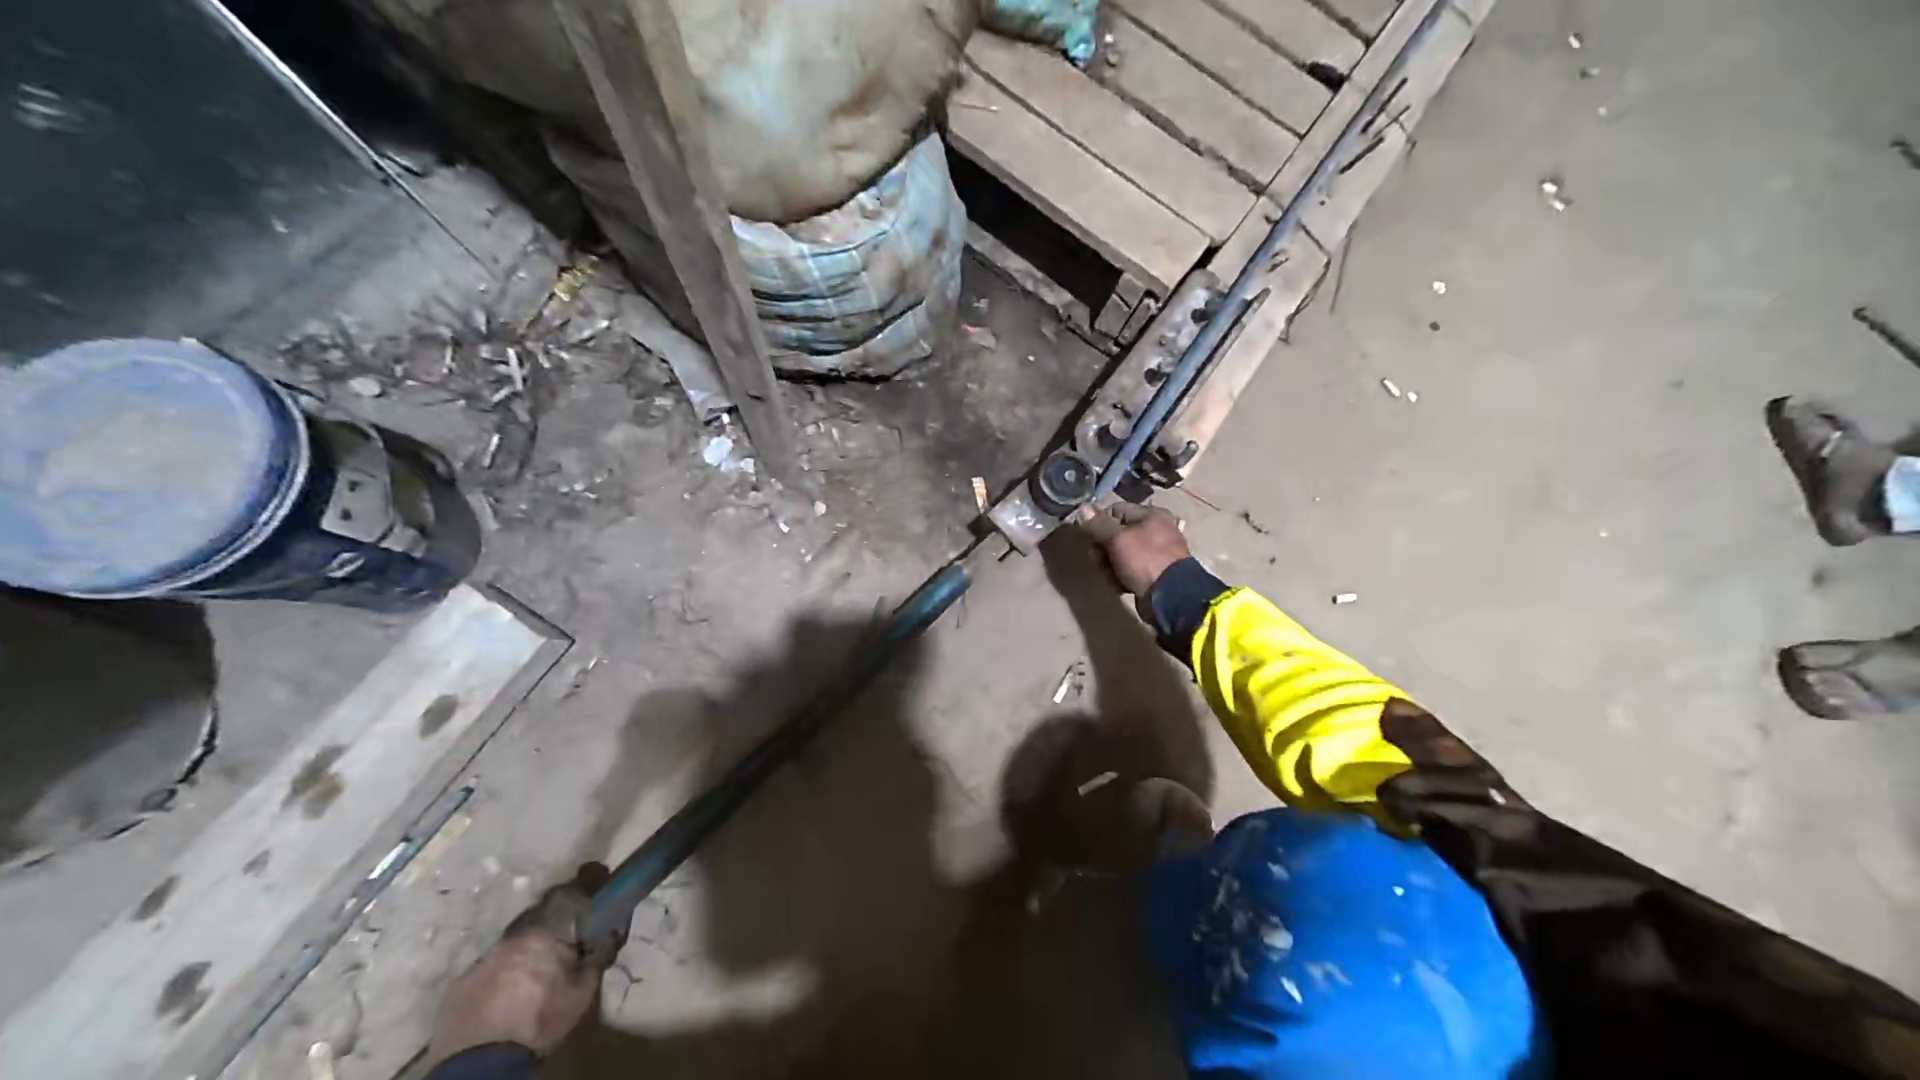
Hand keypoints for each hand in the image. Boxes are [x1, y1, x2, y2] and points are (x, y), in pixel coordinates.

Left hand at [426, 864, 618, 1064]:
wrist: (478, 1068)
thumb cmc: (539, 1023)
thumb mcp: (583, 991)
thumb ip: (597, 955)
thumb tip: (610, 931)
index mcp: (545, 932)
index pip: (570, 893)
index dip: (586, 882)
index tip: (599, 874)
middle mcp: (512, 936)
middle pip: (540, 916)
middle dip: (556, 920)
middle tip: (569, 933)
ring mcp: (482, 959)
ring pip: (513, 942)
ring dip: (527, 947)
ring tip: (536, 966)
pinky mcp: (459, 985)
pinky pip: (488, 967)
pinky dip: (502, 972)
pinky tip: (507, 990)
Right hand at [1075, 500, 1190, 597]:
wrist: (1170, 597)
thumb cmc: (1145, 560)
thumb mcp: (1118, 538)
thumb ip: (1097, 524)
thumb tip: (1081, 509)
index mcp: (1151, 515)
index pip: (1114, 510)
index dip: (1099, 524)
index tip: (1091, 539)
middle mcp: (1154, 530)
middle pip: (1114, 534)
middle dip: (1103, 550)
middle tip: (1101, 561)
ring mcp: (1154, 553)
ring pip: (1118, 554)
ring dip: (1110, 566)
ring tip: (1113, 576)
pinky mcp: (1151, 573)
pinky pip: (1127, 569)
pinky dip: (1121, 577)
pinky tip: (1121, 585)